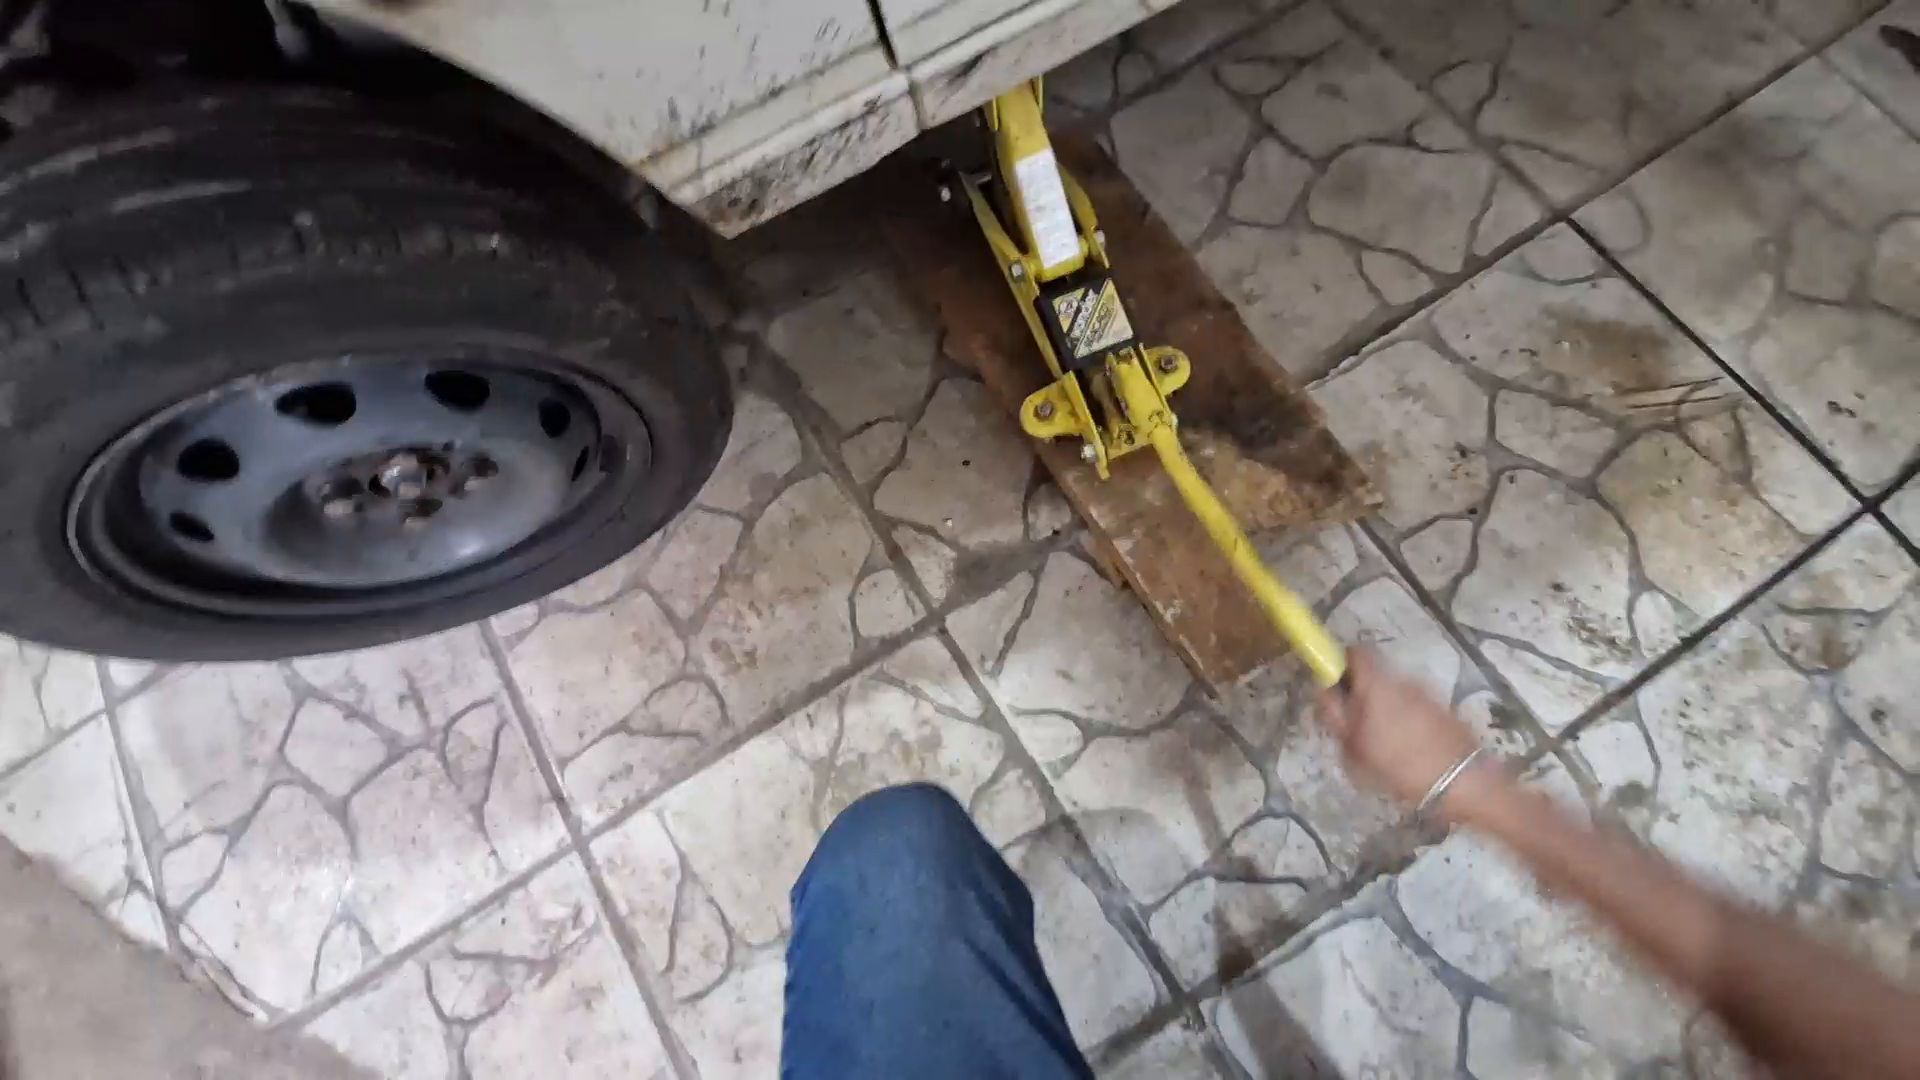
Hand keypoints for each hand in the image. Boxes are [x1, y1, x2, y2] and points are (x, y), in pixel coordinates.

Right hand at [1317, 648, 1501, 821]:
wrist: (1465, 784)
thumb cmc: (1400, 766)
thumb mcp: (1353, 747)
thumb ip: (1333, 714)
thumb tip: (1324, 691)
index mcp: (1376, 685)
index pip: (1355, 652)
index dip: (1341, 663)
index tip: (1335, 685)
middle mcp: (1403, 680)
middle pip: (1374, 675)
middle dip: (1363, 693)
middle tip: (1357, 723)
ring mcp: (1428, 693)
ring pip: (1396, 692)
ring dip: (1386, 707)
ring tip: (1386, 740)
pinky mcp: (1446, 709)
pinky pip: (1416, 706)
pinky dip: (1408, 718)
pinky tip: (1410, 747)